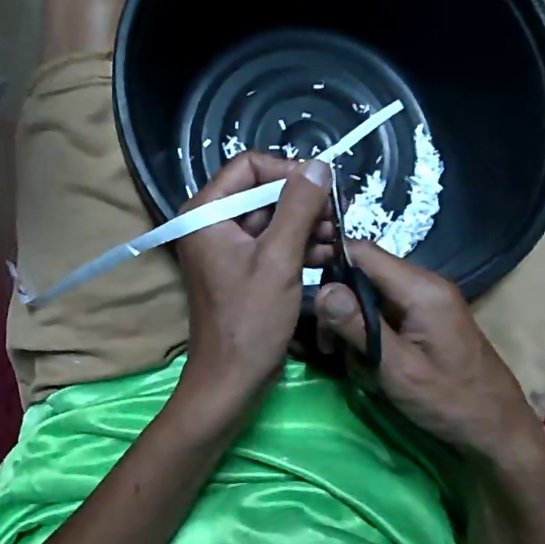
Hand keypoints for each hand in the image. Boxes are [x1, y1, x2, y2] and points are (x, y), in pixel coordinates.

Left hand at [175, 154, 334, 402]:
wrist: (231, 378)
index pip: (248, 166)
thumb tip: (319, 165)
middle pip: (263, 191)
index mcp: (205, 213)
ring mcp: (226, 247)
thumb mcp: (279, 258)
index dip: (288, 171)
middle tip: (339, 217)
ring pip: (273, 218)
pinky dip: (299, 245)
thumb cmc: (250, 319)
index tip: (323, 190)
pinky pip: (273, 243)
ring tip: (339, 238)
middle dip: (303, 202)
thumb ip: (299, 206)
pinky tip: (330, 254)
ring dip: (307, 224)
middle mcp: (211, 223)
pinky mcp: (243, 268)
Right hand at [314, 241, 544, 473]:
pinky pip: (383, 315)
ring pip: (368, 297)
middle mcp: (424, 286)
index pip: (363, 252)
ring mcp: (425, 303)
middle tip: (326, 345)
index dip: (328, 261)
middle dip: (337, 307)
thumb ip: (358, 326)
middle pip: (362, 274)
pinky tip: (369, 366)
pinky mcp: (423, 320)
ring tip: (351, 362)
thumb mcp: (398, 368)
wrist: (497, 431)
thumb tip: (322, 289)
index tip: (302, 289)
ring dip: (351, 327)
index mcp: (422, 289)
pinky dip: (368, 336)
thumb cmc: (450, 401)